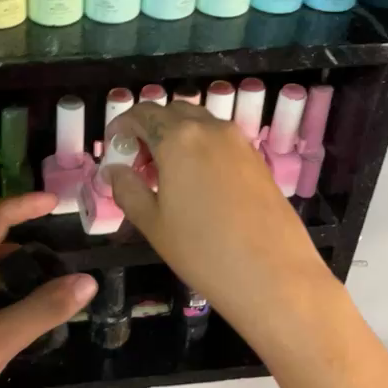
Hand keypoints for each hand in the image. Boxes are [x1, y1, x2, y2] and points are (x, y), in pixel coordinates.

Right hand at [106, 101, 339, 339]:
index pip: (141, 113)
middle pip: (171, 112)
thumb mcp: (152, 223)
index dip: (121, 127)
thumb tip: (114, 170)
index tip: (114, 150)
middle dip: (149, 130)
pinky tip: (197, 185)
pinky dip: (201, 148)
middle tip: (138, 165)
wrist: (273, 274)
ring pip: (198, 124)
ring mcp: (238, 141)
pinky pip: (219, 140)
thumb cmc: (202, 250)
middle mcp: (210, 128)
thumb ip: (127, 189)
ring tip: (167, 176)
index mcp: (178, 138)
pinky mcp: (257, 158)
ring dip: (176, 138)